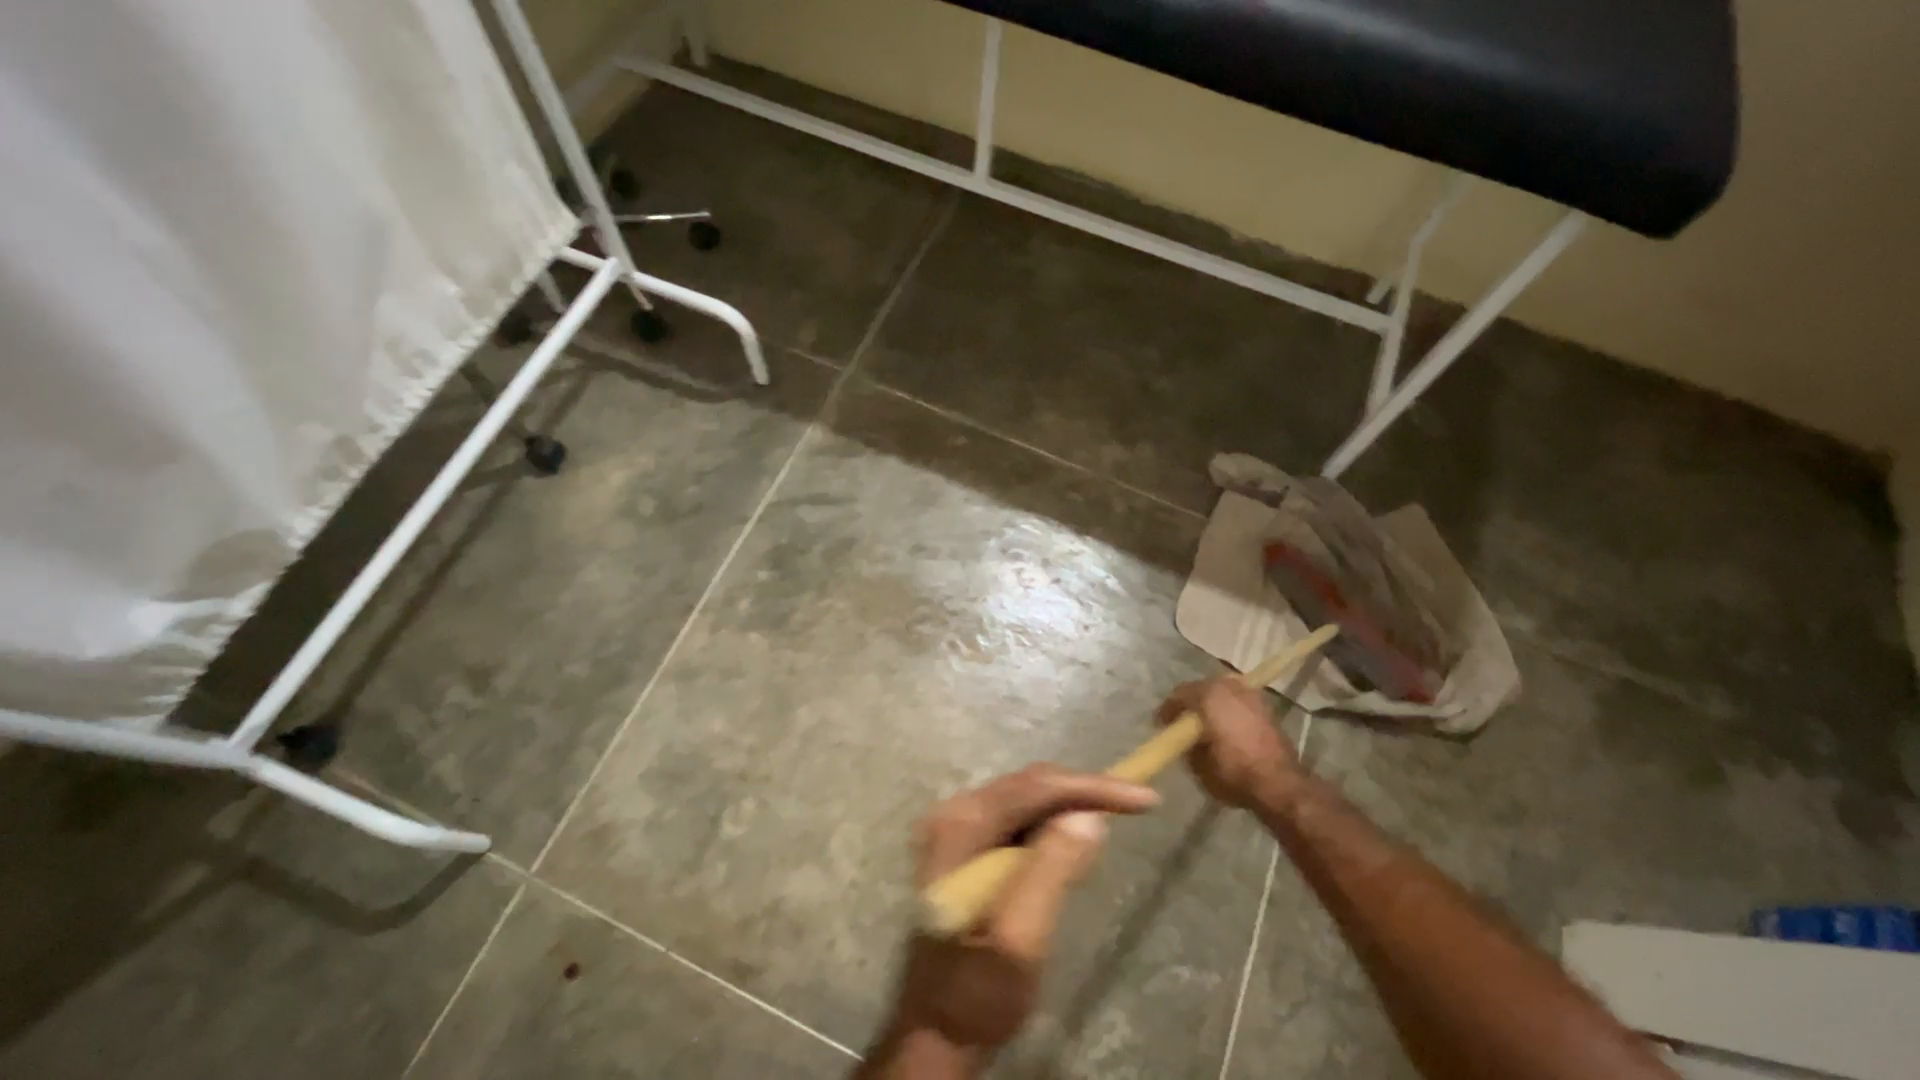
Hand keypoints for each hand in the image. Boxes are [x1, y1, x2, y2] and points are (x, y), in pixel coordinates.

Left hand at [865, 766, 1157, 1075]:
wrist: (937, 1032)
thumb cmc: (977, 991)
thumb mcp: (1018, 939)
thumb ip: (1050, 871)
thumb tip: (1088, 816)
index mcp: (959, 828)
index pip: (1034, 787)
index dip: (1091, 787)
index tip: (1145, 799)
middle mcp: (952, 817)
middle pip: (1030, 786)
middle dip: (1084, 792)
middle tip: (1137, 805)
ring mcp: (956, 833)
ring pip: (1027, 800)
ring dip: (1071, 806)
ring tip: (1117, 817)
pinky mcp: (967, 852)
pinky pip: (1019, 821)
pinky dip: (1054, 826)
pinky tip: (1077, 842)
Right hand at [1156, 676, 1301, 808]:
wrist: (1279, 784)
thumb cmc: (1233, 773)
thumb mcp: (1198, 765)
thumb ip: (1187, 745)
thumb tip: (1187, 740)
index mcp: (1209, 696)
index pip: (1180, 694)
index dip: (1168, 709)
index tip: (1161, 724)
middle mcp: (1229, 687)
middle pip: (1202, 687)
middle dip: (1191, 703)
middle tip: (1183, 722)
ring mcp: (1250, 694)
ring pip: (1223, 691)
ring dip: (1212, 703)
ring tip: (1206, 723)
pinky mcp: (1266, 707)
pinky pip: (1239, 700)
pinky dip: (1229, 709)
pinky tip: (1226, 726)